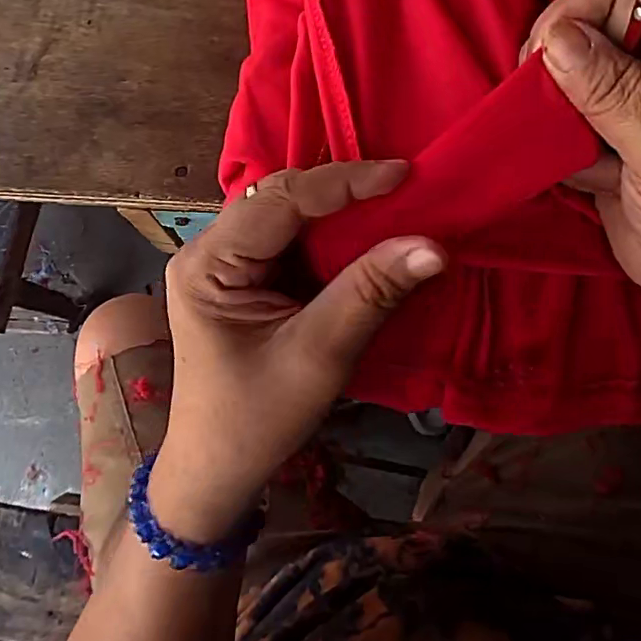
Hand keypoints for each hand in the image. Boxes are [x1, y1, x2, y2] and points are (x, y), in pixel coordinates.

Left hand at [147, 163, 445, 541]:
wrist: (216, 467)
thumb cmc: (257, 419)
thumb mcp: (318, 356)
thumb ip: (369, 293)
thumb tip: (432, 246)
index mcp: (209, 264)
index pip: (278, 200)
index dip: (343, 182)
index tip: (402, 174)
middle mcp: (208, 250)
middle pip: (278, 198)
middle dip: (341, 191)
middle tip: (403, 187)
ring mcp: (222, 262)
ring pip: (285, 213)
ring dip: (337, 209)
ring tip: (391, 203)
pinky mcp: (241, 277)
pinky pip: (288, 238)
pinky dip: (328, 234)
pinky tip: (362, 232)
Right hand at [522, 0, 640, 319]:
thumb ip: (620, 97)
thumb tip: (555, 38)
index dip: (575, 18)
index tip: (542, 65)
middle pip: (584, 30)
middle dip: (555, 69)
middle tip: (548, 115)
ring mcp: (635, 105)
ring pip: (564, 77)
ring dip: (548, 111)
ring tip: (565, 151)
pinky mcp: (607, 140)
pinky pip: (559, 121)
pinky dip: (550, 143)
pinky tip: (573, 173)